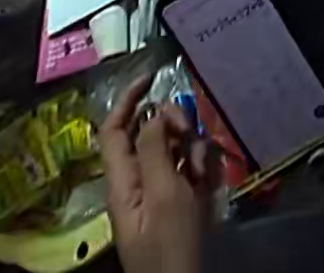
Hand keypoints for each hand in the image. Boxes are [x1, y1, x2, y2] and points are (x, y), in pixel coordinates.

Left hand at [101, 74, 212, 272]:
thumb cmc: (171, 246)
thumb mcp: (163, 194)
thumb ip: (154, 148)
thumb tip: (152, 113)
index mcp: (122, 180)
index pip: (113, 129)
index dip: (127, 100)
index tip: (151, 77)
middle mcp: (137, 181)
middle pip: (148, 133)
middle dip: (171, 124)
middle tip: (188, 134)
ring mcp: (158, 192)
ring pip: (172, 147)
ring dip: (191, 148)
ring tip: (203, 169)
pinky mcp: (178, 203)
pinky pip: (188, 169)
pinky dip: (200, 167)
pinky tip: (210, 181)